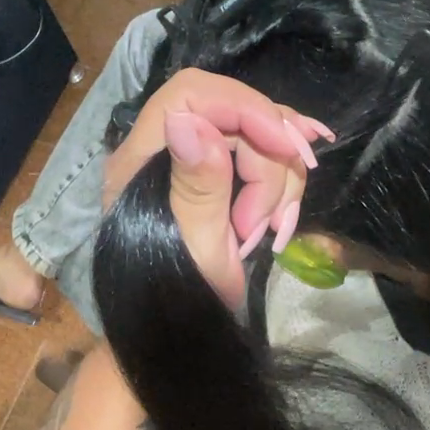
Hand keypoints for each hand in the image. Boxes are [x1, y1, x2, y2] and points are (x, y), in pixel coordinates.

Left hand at [101, 69, 331, 307]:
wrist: (186, 333)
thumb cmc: (179, 296)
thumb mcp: (192, 247)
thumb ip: (195, 185)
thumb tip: (189, 122)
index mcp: (144, 159)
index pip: (194, 95)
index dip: (247, 108)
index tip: (285, 146)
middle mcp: (170, 149)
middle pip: (237, 116)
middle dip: (268, 163)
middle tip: (265, 221)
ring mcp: (201, 163)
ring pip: (262, 139)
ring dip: (277, 185)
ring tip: (263, 233)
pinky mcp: (226, 178)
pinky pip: (271, 162)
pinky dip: (282, 192)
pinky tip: (275, 227)